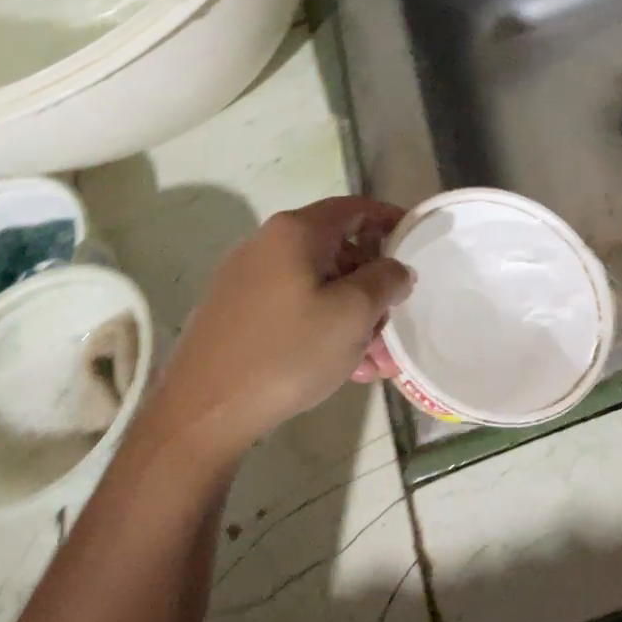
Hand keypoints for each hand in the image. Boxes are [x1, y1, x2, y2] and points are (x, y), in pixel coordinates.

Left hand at [143, 197, 412, 462]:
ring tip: (378, 360)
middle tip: (398, 318)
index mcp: (295, 232)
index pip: (355, 208)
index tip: (419, 243)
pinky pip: (294, 309)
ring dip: (353, 316)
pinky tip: (344, 368)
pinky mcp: (235, 316)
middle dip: (374, 284)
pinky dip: (324, 328)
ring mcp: (246, 281)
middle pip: (338, 251)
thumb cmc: (287, 353)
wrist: (202, 413)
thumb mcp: (353, 314)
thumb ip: (386, 280)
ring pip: (318, 287)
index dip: (391, 220)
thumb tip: (396, 268)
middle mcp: (266, 246)